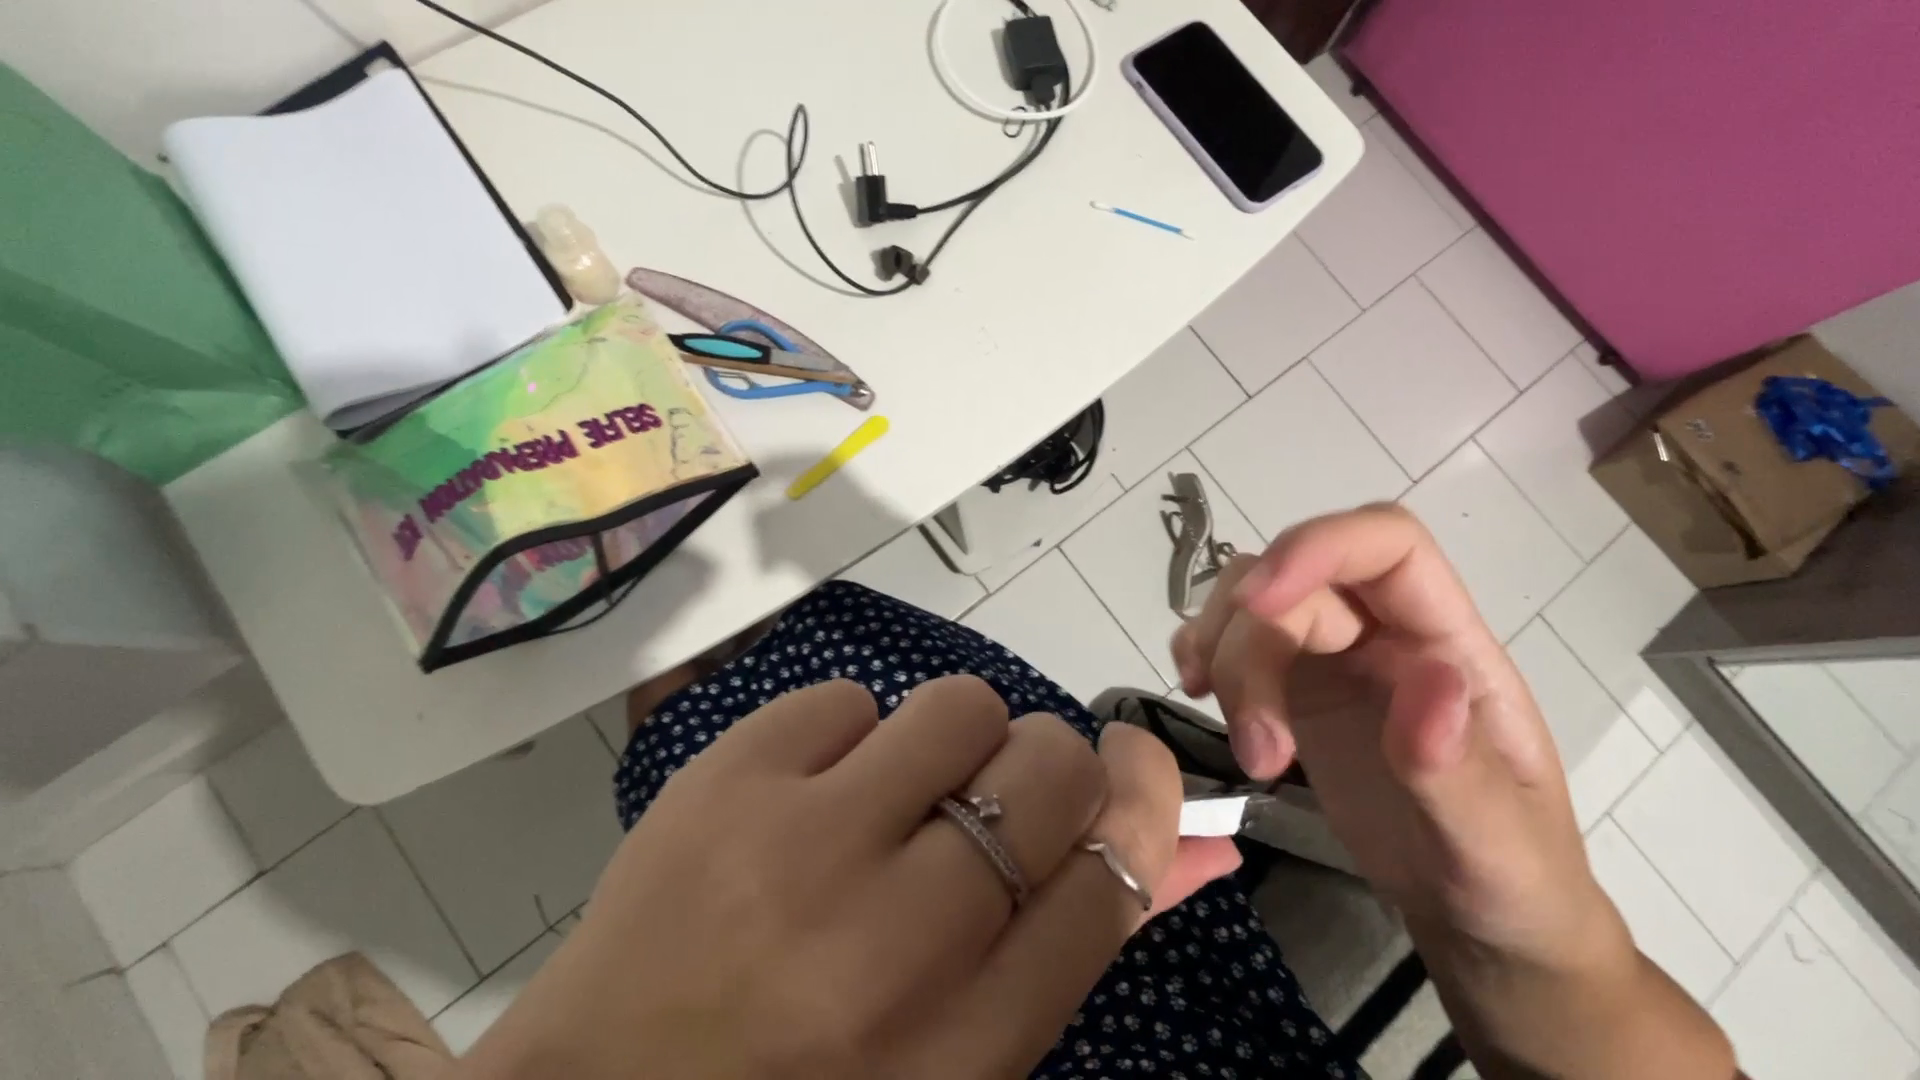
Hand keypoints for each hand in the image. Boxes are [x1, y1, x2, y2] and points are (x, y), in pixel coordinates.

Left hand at [454, 676, 1238, 1079]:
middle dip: (1050, 764)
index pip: (1110, 882)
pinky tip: (809, 797)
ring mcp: (799, 848)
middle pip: (1048, 773)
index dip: (1140, 807)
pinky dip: (850, 736)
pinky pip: (848, 698)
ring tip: (902, 790)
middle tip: (997, 793)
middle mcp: (891, 943)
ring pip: (959, 707)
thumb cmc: (805, 1078)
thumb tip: (1191, 842)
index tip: (1128, 774)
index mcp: (962, 1047)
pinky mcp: (724, 779)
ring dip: (956, 736)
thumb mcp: (959, 1054)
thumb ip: (1073, 944)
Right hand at [1171, 503, 1607, 961]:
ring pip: (1253, 605)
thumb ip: (1458, 768)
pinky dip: (1203, 653)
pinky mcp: (1294, 691)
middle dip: (1252, 650)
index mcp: (1450, 642)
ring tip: (1243, 750)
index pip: (1385, 544)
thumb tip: (1424, 681)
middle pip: (1296, 586)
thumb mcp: (1496, 844)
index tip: (1255, 603)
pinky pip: (1232, 640)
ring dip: (1222, 657)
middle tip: (1257, 753)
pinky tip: (1200, 694)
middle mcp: (1386, 633)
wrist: (1474, 916)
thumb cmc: (1508, 877)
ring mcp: (1334, 659)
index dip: (1316, 548)